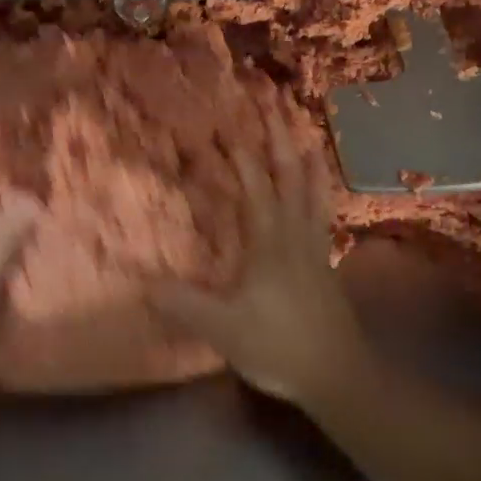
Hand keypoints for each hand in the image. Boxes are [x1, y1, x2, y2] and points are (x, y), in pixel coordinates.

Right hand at [150, 121, 369, 409]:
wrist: (339, 376)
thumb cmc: (279, 346)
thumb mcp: (223, 329)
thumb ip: (183, 304)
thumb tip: (141, 281)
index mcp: (269, 243)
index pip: (255, 187)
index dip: (240, 156)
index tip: (225, 127)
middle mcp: (294, 235)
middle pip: (290, 176)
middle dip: (280, 138)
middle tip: (274, 104)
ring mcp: (314, 247)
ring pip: (311, 190)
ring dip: (304, 158)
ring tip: (303, 132)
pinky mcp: (325, 263)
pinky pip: (321, 211)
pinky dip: (318, 189)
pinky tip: (317, 190)